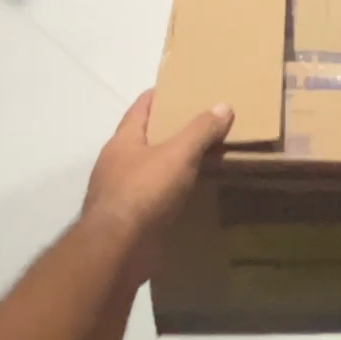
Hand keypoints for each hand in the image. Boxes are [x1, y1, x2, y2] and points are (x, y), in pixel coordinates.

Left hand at [82, 92, 231, 256]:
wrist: (117, 250)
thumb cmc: (143, 192)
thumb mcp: (178, 154)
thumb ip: (200, 130)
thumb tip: (223, 105)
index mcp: (123, 141)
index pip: (141, 107)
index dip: (161, 95)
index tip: (184, 88)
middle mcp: (117, 163)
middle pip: (145, 137)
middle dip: (170, 129)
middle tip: (203, 122)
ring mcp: (120, 192)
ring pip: (150, 168)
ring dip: (171, 162)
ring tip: (202, 156)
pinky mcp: (129, 218)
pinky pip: (153, 195)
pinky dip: (171, 190)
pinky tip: (189, 191)